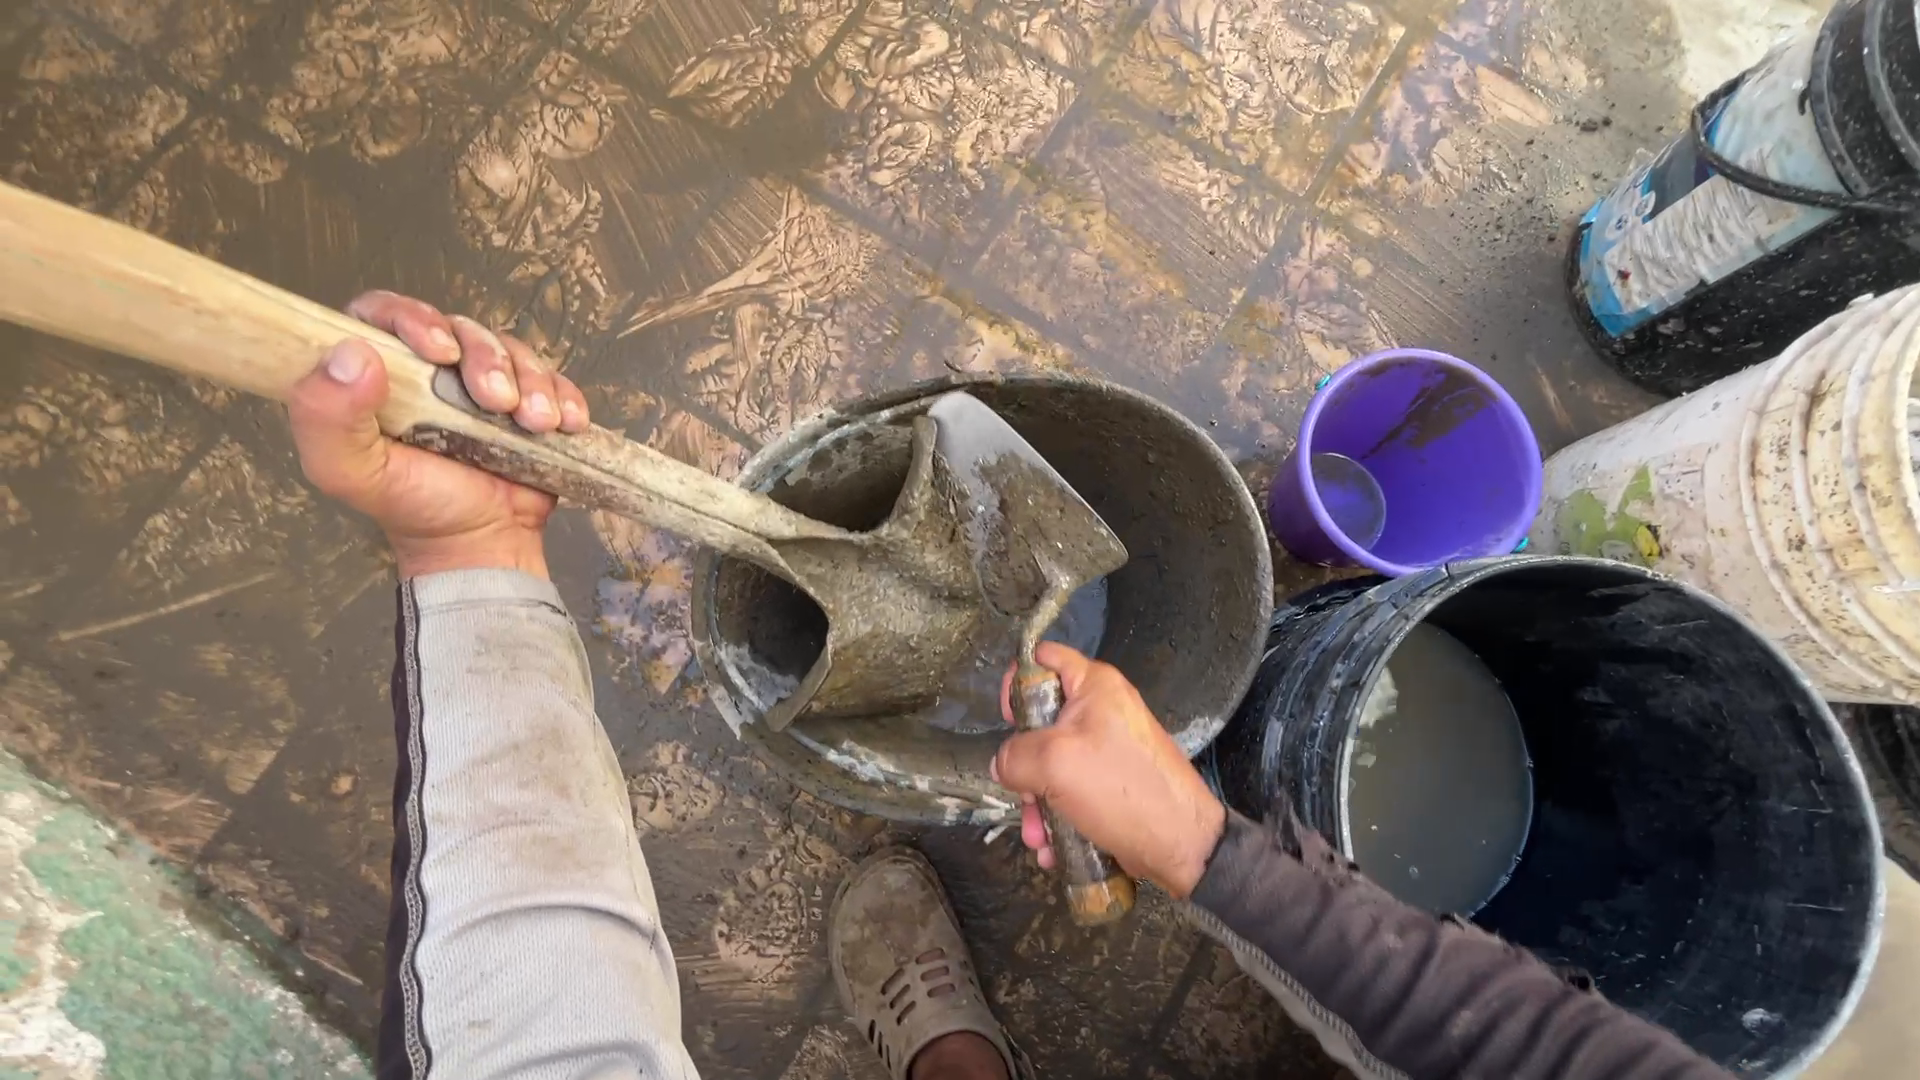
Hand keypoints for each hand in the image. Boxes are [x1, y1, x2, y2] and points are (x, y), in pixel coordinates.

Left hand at [288, 290, 590, 579]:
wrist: (485, 543)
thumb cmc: (416, 506)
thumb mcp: (349, 471)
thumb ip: (326, 416)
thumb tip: (353, 354)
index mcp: (382, 375)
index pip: (387, 315)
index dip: (414, 318)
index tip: (440, 352)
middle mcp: (436, 372)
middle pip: (465, 329)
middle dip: (489, 360)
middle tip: (498, 404)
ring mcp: (491, 388)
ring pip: (516, 354)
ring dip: (533, 385)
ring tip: (537, 425)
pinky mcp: (535, 405)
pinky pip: (557, 381)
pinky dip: (566, 398)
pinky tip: (566, 425)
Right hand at [991, 644, 1226, 898]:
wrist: (1183, 846)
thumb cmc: (1120, 788)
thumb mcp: (1055, 763)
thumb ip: (1014, 756)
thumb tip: (1002, 764)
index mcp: (1095, 685)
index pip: (1044, 658)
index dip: (1019, 683)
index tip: (1011, 721)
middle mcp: (1103, 709)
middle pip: (1042, 720)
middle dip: (1025, 763)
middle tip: (1025, 791)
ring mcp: (1109, 748)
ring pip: (1053, 763)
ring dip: (1038, 801)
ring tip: (1038, 837)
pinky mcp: (1114, 782)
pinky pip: (1072, 790)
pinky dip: (1059, 815)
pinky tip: (1054, 846)